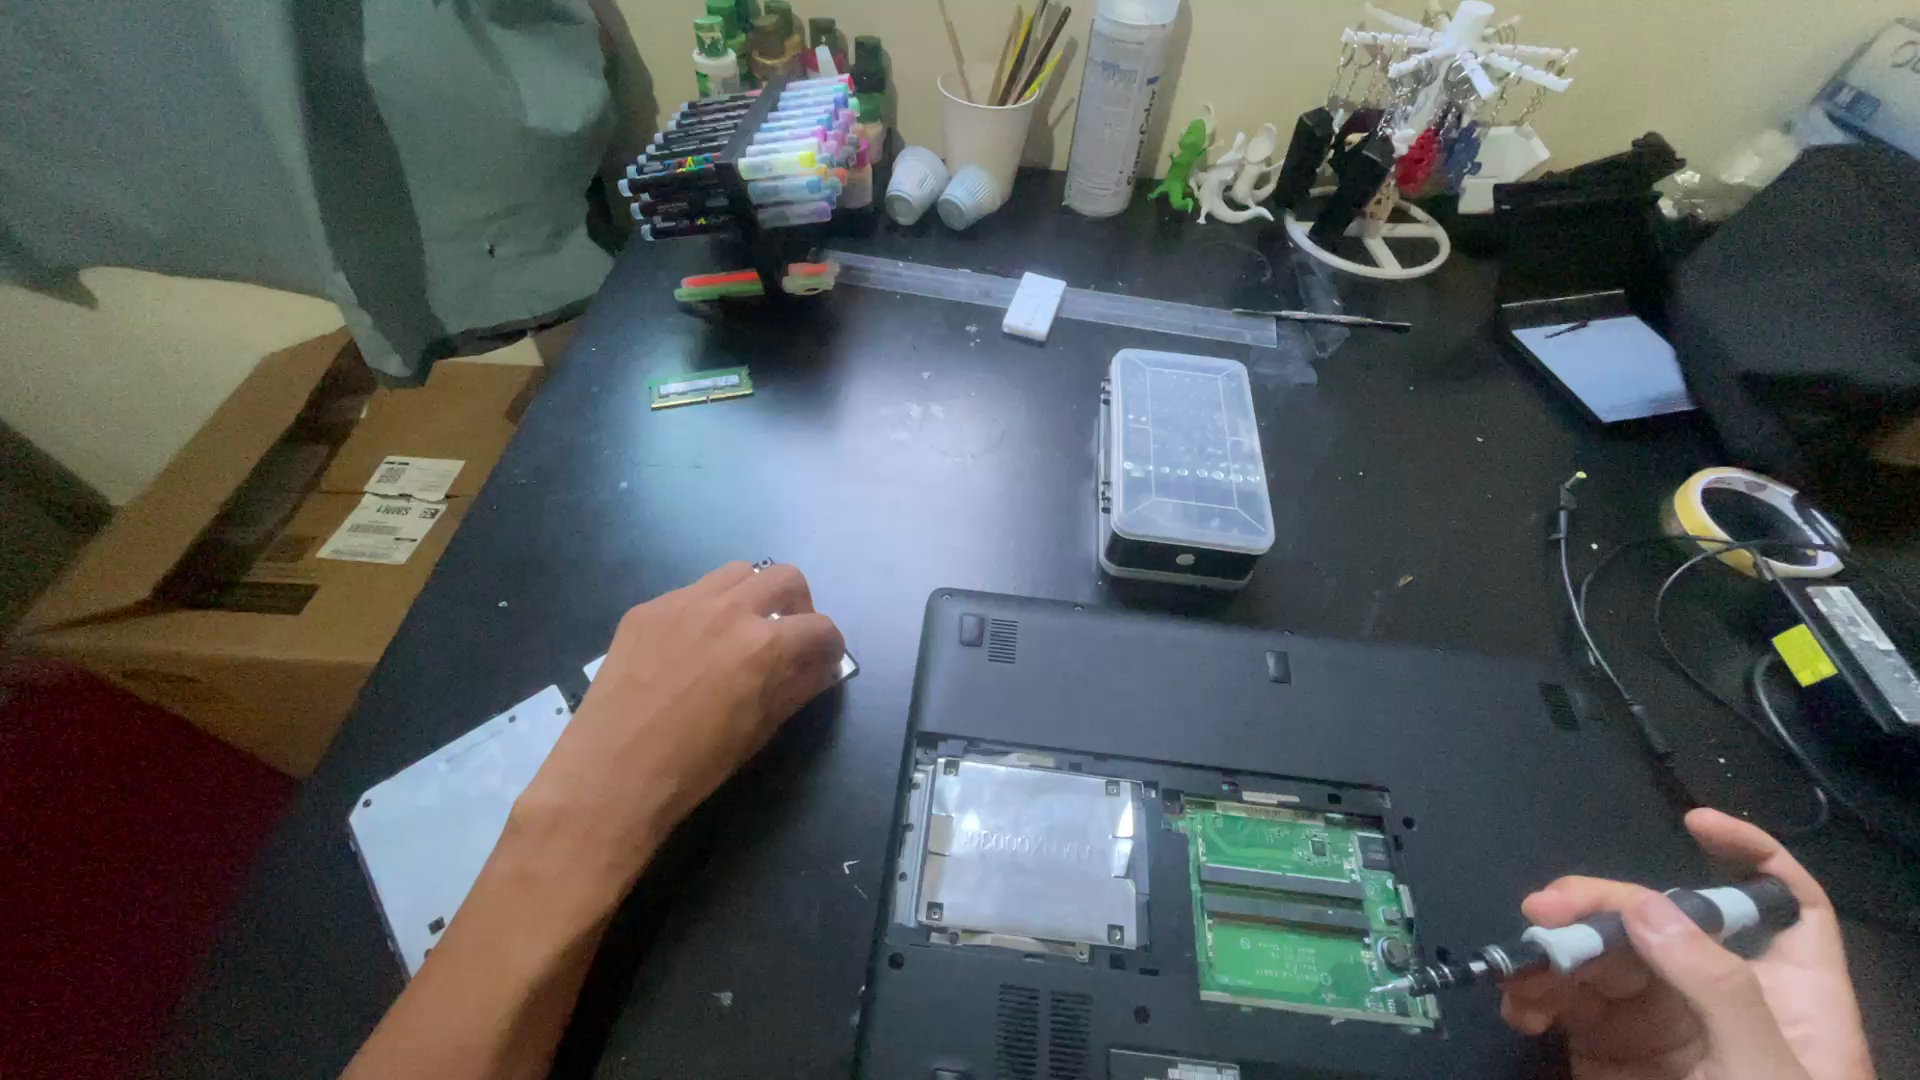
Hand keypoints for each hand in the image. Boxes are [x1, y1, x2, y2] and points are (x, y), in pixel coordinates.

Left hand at [506, 562, 845, 912]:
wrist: (612, 773)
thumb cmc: (696, 763)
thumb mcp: (762, 729)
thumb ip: (800, 687)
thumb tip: (822, 666)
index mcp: (764, 645)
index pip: (821, 626)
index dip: (831, 645)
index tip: (825, 659)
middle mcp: (729, 610)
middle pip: (786, 577)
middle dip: (799, 606)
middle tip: (788, 636)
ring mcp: (683, 602)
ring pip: (738, 572)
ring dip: (754, 595)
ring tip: (742, 630)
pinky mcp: (647, 609)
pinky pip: (692, 591)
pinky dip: (708, 609)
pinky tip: (693, 645)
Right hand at [1499, 808, 1875, 1079]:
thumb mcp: (1765, 1078)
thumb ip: (1721, 992)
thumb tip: (1651, 906)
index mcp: (1780, 997)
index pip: (1783, 908)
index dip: (1750, 855)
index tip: (1694, 822)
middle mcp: (1710, 991)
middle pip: (1650, 915)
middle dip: (1591, 906)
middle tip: (1542, 913)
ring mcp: (1651, 1013)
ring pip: (1591, 949)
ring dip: (1546, 954)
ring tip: (1521, 980)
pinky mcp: (1600, 1038)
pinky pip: (1557, 993)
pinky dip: (1529, 991)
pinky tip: (1518, 1007)